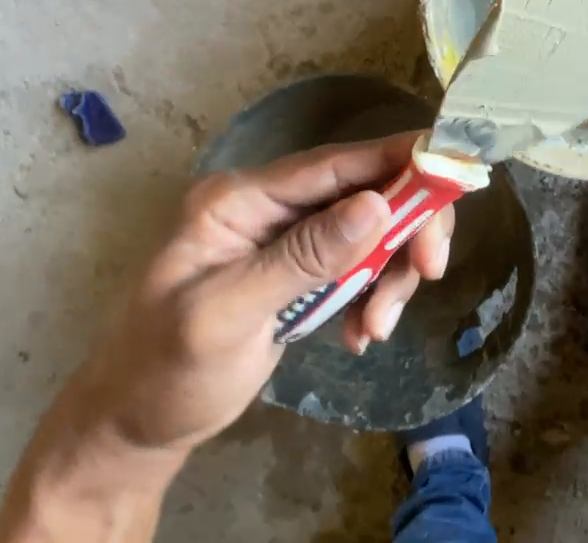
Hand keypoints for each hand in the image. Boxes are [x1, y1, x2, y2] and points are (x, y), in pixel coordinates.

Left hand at [0, 132, 452, 540]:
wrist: (134, 427)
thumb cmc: (164, 371)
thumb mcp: (226, 317)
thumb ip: (302, 257)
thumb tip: (377, 205)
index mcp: (242, 198)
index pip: (333, 163)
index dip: (398, 159)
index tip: (453, 166)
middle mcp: (271, 205)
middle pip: (366, 192)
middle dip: (405, 230)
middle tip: (428, 273)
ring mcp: (289, 235)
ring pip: (374, 229)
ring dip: (391, 274)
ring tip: (376, 327)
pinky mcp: (304, 267)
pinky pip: (362, 263)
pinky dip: (375, 294)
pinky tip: (361, 334)